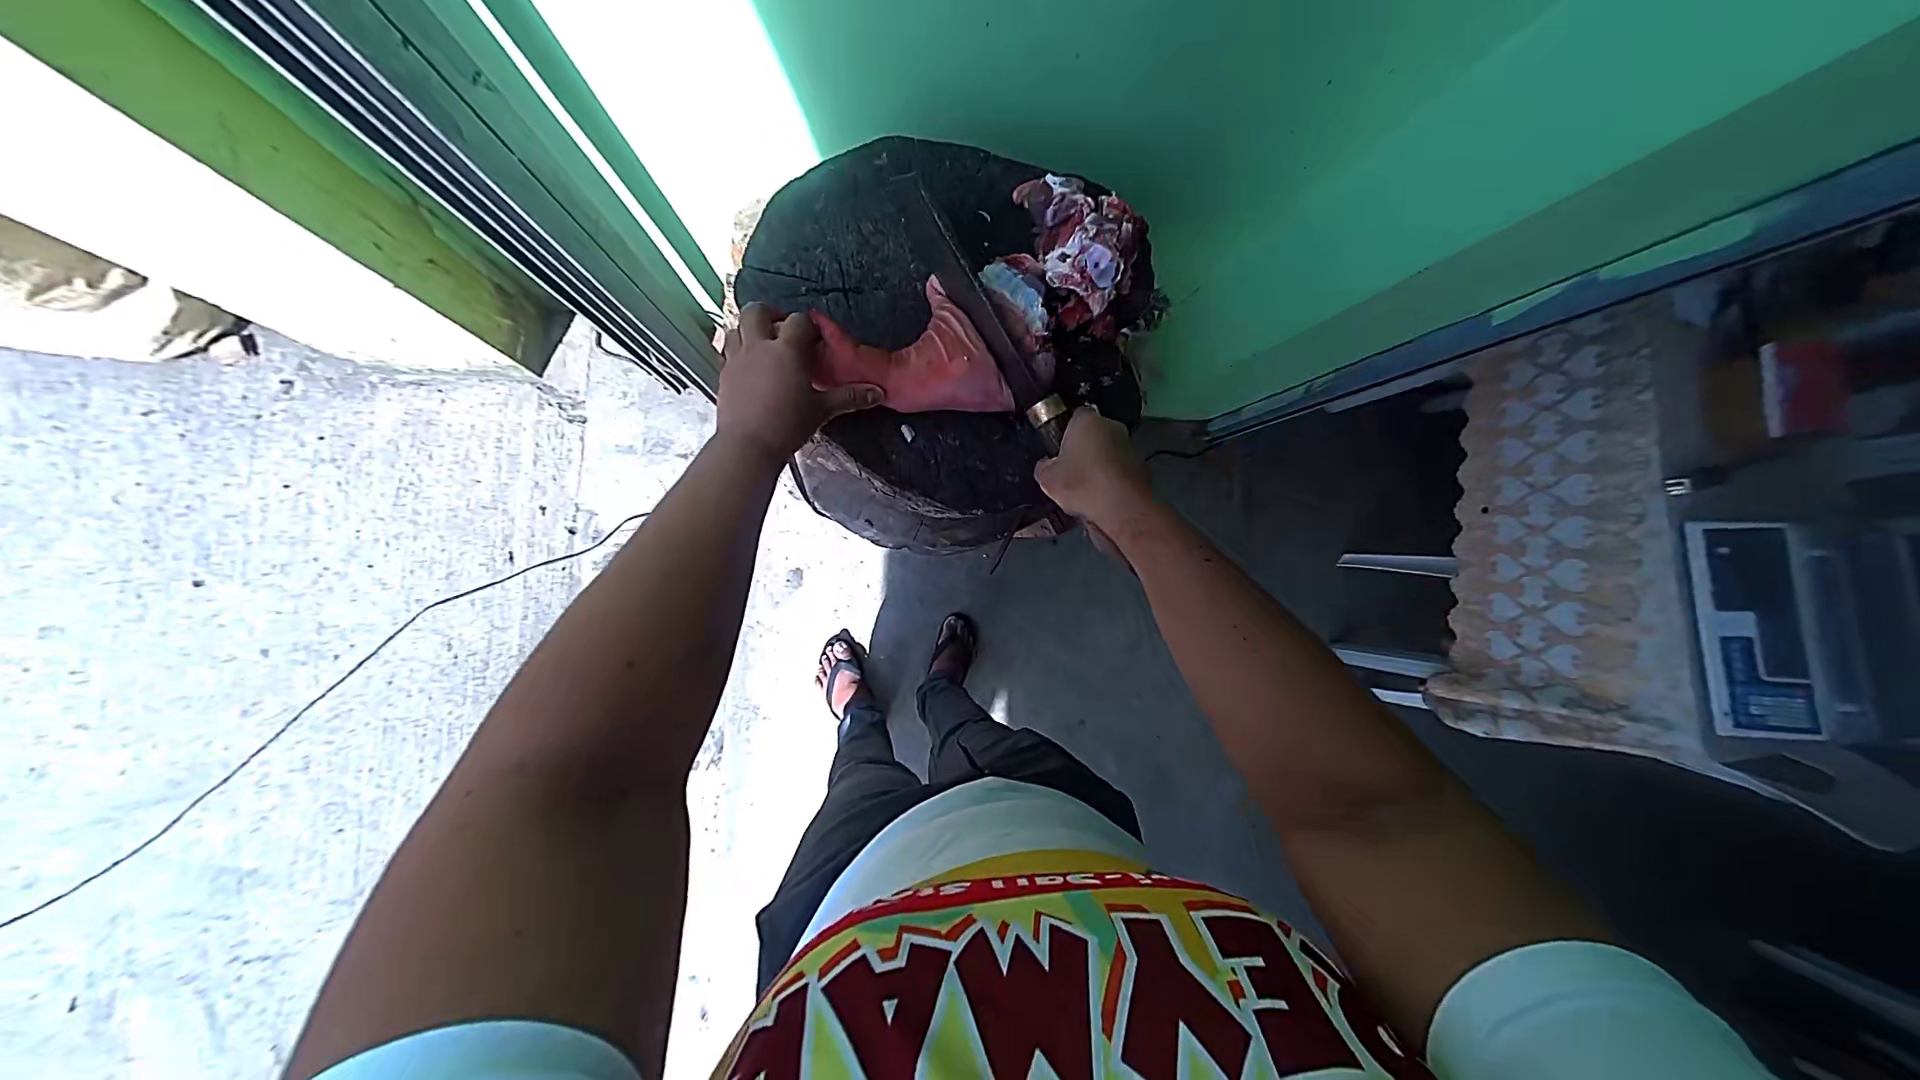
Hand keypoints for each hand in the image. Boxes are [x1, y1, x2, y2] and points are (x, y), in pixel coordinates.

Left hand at [716, 303, 882, 461]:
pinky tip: (748, 367)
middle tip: (783, 329)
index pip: (799, 321)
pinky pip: (727, 351)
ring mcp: (736, 359)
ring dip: (750, 330)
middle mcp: (758, 346)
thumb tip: (877, 392)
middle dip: (771, 314)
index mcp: (786, 350)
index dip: (809, 325)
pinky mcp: (723, 374)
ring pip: (737, 327)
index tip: (816, 338)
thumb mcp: (822, 410)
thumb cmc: (787, 425)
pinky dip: (738, 351)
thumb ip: (849, 397)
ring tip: (763, 346)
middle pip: (758, 311)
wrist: (748, 445)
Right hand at [1034, 407, 1153, 530]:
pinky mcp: (1142, 466)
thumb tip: (1046, 464)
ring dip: (1100, 465)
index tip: (1059, 451)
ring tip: (1088, 489)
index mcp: (1086, 420)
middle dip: (1084, 449)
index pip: (1074, 416)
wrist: (1122, 506)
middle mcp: (1111, 426)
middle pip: (1094, 434)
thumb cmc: (1081, 484)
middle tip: (1071, 472)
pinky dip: (1114, 479)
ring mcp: (1130, 445)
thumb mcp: (1047, 479)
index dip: (1065, 433)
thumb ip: (1043, 467)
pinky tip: (1105, 497)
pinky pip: (1121, 470)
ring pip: (1109, 452)